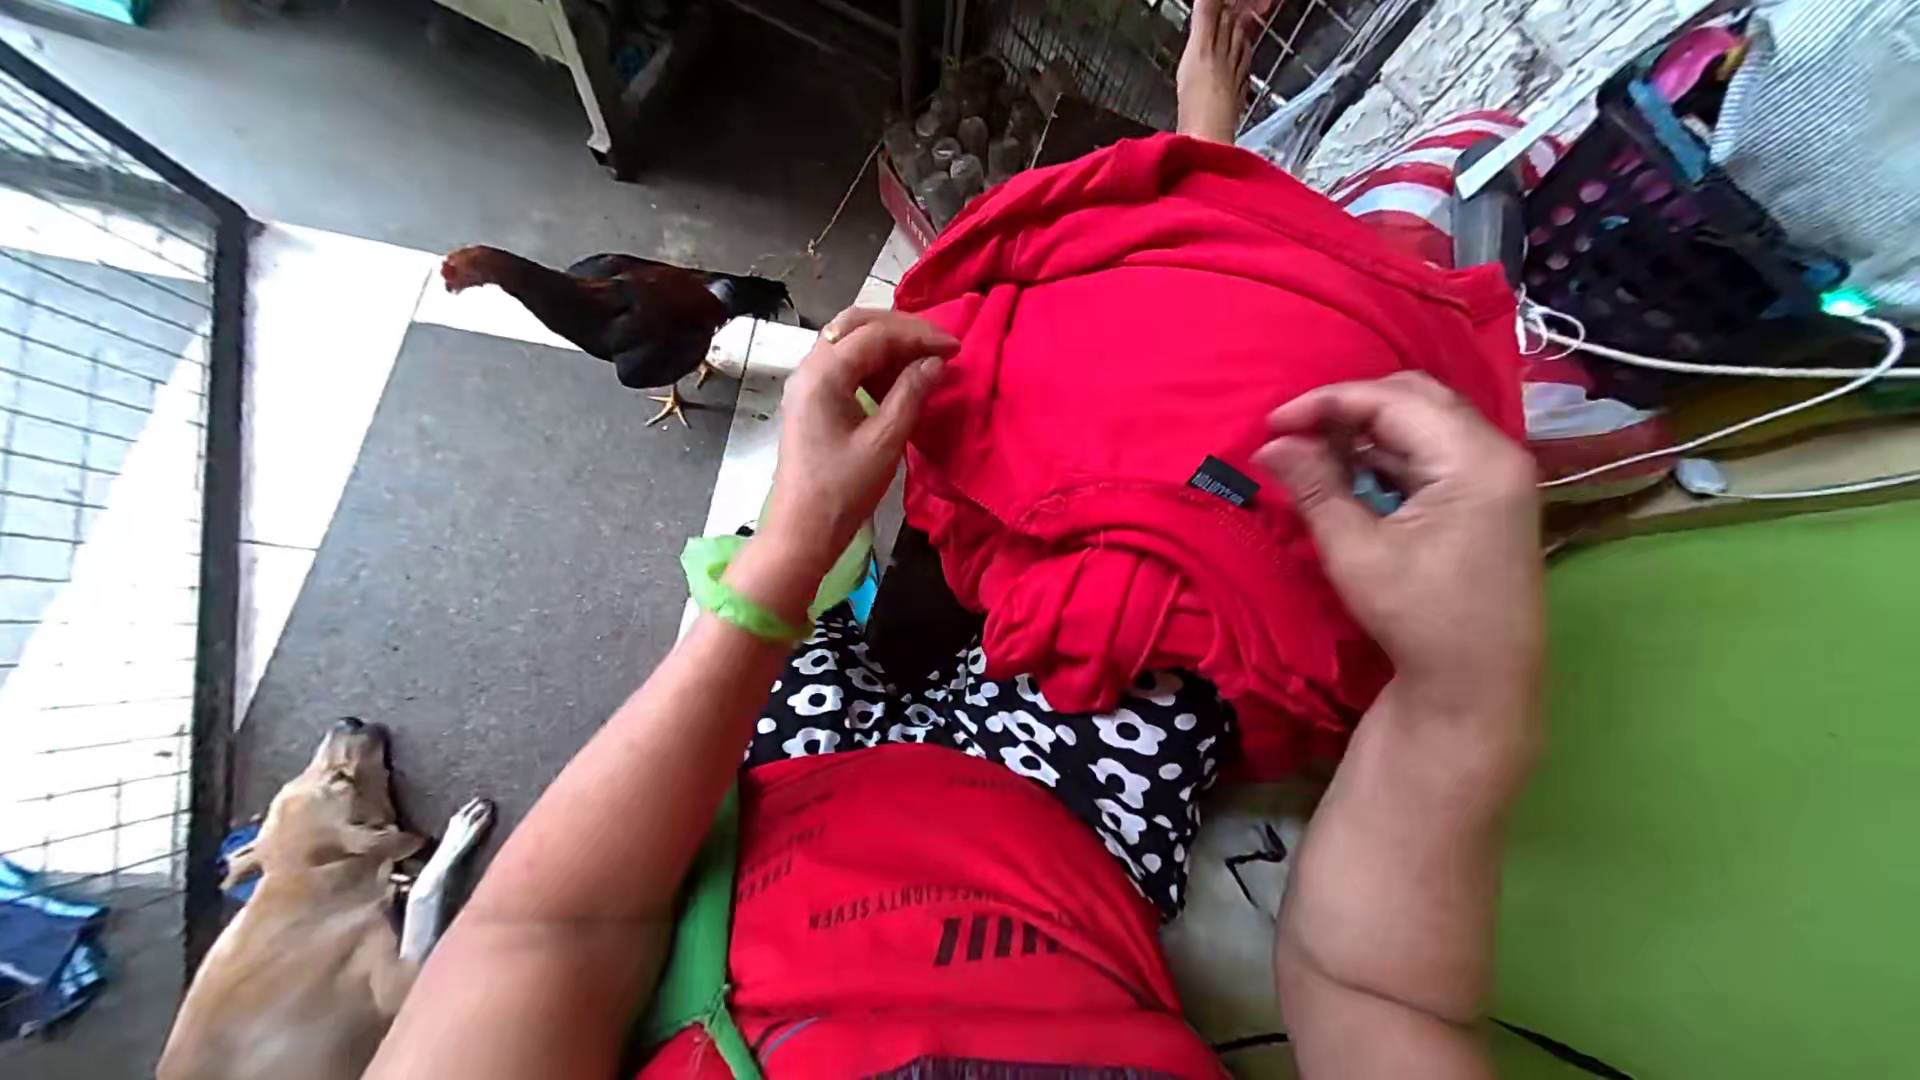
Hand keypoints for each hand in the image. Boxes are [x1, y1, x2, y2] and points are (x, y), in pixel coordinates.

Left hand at [733, 308, 956, 617]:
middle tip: (939, 343)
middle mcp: (808, 370)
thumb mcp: (884, 443)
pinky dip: (873, 364)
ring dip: (887, 344)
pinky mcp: (811, 401)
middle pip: (855, 325)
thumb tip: (936, 362)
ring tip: (924, 358)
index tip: (956, 347)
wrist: (802, 531)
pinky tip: (898, 379)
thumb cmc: (843, 491)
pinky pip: (844, 366)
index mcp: (822, 376)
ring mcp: (806, 385)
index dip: (919, 335)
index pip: (875, 335)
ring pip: (848, 342)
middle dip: (901, 328)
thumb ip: (911, 395)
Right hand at [1254, 372, 1543, 716]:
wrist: (1476, 681)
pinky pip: (1426, 453)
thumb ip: (1314, 486)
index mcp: (1474, 459)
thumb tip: (1270, 444)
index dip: (1326, 403)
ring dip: (1361, 429)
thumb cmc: (1417, 614)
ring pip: (1420, 423)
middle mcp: (1494, 454)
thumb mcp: (1354, 548)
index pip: (1392, 401)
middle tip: (1293, 431)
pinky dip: (1381, 454)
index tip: (1272, 423)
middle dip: (1346, 407)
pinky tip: (1346, 470)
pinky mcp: (1480, 498)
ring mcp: (1492, 476)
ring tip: (1310, 449)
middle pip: (1413, 399)